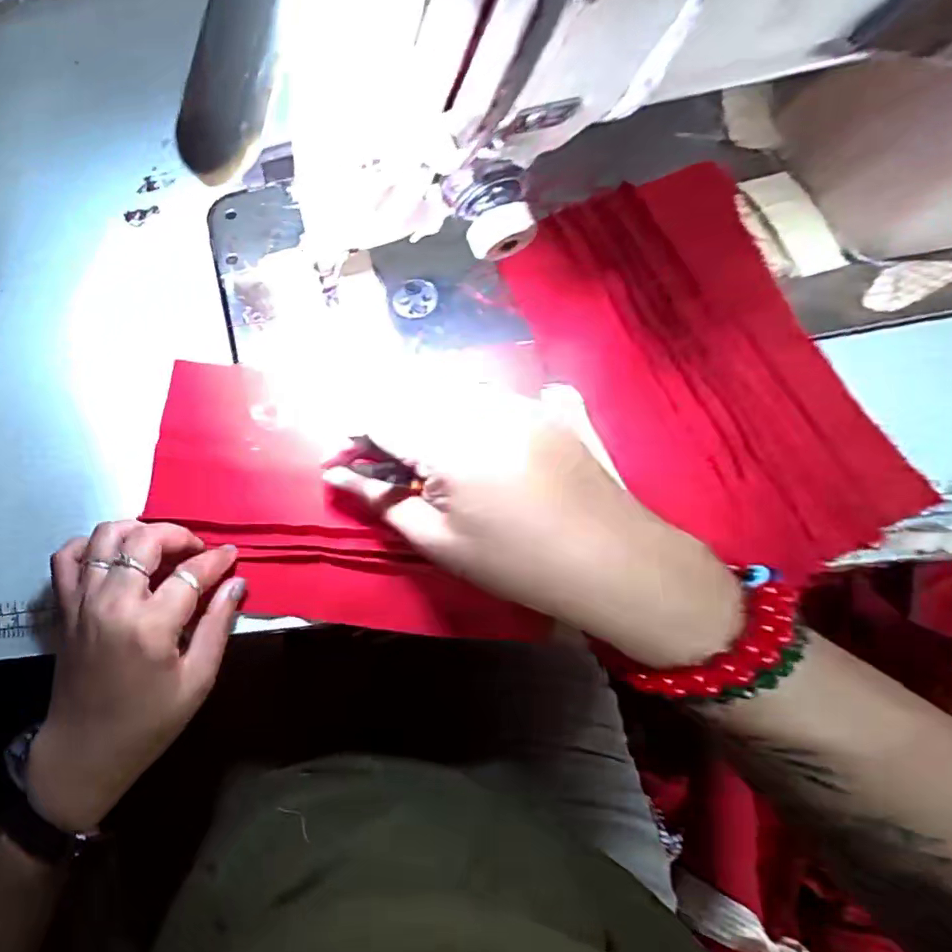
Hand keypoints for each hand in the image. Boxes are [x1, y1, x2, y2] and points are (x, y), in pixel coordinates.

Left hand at [28, 521, 245, 833]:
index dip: (216, 560)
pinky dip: (90, 545)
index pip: (190, 573)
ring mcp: (82, 601)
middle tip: (197, 551)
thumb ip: (217, 625)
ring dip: (137, 531)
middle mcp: (112, 602)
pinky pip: (67, 556)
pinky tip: (112, 555)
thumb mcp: (197, 680)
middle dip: (178, 535)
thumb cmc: (149, 722)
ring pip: (105, 536)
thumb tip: (237, 583)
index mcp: (149, 625)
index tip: (231, 556)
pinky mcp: (64, 606)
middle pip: (145, 540)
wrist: (86, 750)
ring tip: (158, 547)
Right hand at [325, 385, 741, 666]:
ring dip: (421, 413)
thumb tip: (338, 476)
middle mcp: (482, 407)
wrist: (613, 562)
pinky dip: (459, 411)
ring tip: (422, 457)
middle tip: (382, 466)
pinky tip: (465, 444)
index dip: (352, 436)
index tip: (341, 462)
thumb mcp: (437, 541)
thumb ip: (381, 501)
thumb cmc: (515, 562)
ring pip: (447, 389)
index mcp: (451, 443)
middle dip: (384, 423)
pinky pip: (486, 394)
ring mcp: (518, 401)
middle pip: (410, 393)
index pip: (380, 416)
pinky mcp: (543, 407)